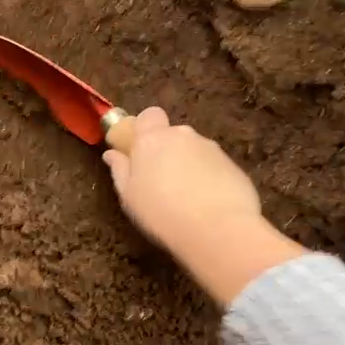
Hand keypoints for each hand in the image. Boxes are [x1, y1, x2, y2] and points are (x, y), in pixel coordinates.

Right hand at [103, 108, 303, 304]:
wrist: (216, 228)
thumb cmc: (160, 212)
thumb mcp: (129, 197)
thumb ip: (120, 170)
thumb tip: (111, 154)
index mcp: (152, 140)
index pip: (149, 115)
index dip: (144, 129)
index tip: (139, 150)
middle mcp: (182, 135)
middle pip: (171, 135)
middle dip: (166, 151)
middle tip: (159, 182)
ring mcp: (210, 148)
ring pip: (193, 150)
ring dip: (187, 165)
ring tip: (185, 197)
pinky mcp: (232, 164)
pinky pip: (213, 165)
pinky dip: (208, 177)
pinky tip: (205, 203)